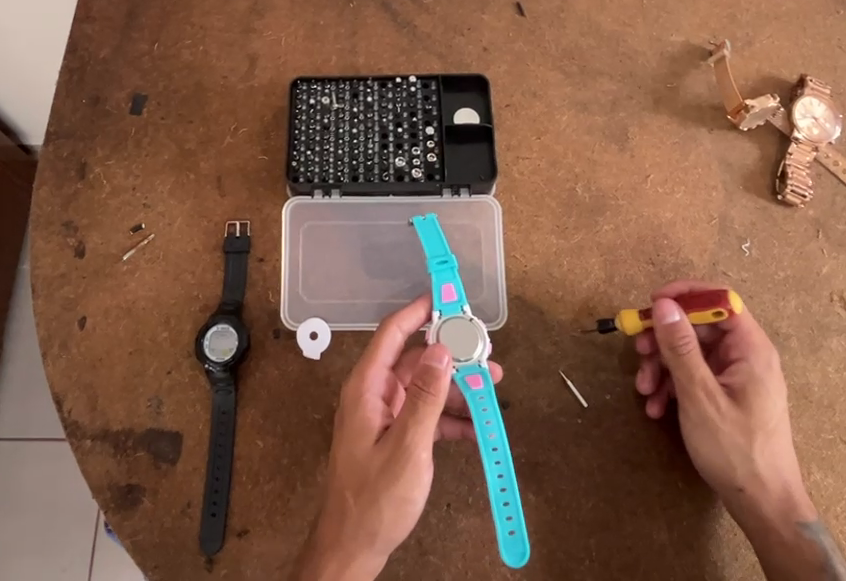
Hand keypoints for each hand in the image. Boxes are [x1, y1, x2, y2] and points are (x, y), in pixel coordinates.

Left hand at [294, 296, 503, 580]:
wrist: (353, 547)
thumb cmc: (374, 499)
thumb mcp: (408, 447)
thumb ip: (426, 397)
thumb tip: (441, 349)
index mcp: (367, 387)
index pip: (392, 333)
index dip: (418, 312)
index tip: (446, 298)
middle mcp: (374, 394)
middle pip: (415, 360)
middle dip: (451, 356)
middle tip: (486, 355)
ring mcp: (384, 416)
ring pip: (424, 388)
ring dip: (456, 389)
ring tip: (491, 391)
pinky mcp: (394, 437)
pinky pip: (425, 415)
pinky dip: (449, 419)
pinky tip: (476, 429)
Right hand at [633, 282, 809, 524]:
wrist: (763, 506)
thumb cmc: (736, 449)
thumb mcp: (699, 395)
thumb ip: (680, 346)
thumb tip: (663, 303)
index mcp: (751, 349)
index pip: (720, 299)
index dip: (685, 295)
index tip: (652, 304)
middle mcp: (747, 357)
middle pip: (700, 327)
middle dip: (664, 338)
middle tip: (638, 351)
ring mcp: (737, 378)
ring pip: (692, 353)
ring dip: (663, 366)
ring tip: (644, 390)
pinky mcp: (728, 397)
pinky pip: (696, 376)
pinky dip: (673, 386)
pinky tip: (657, 408)